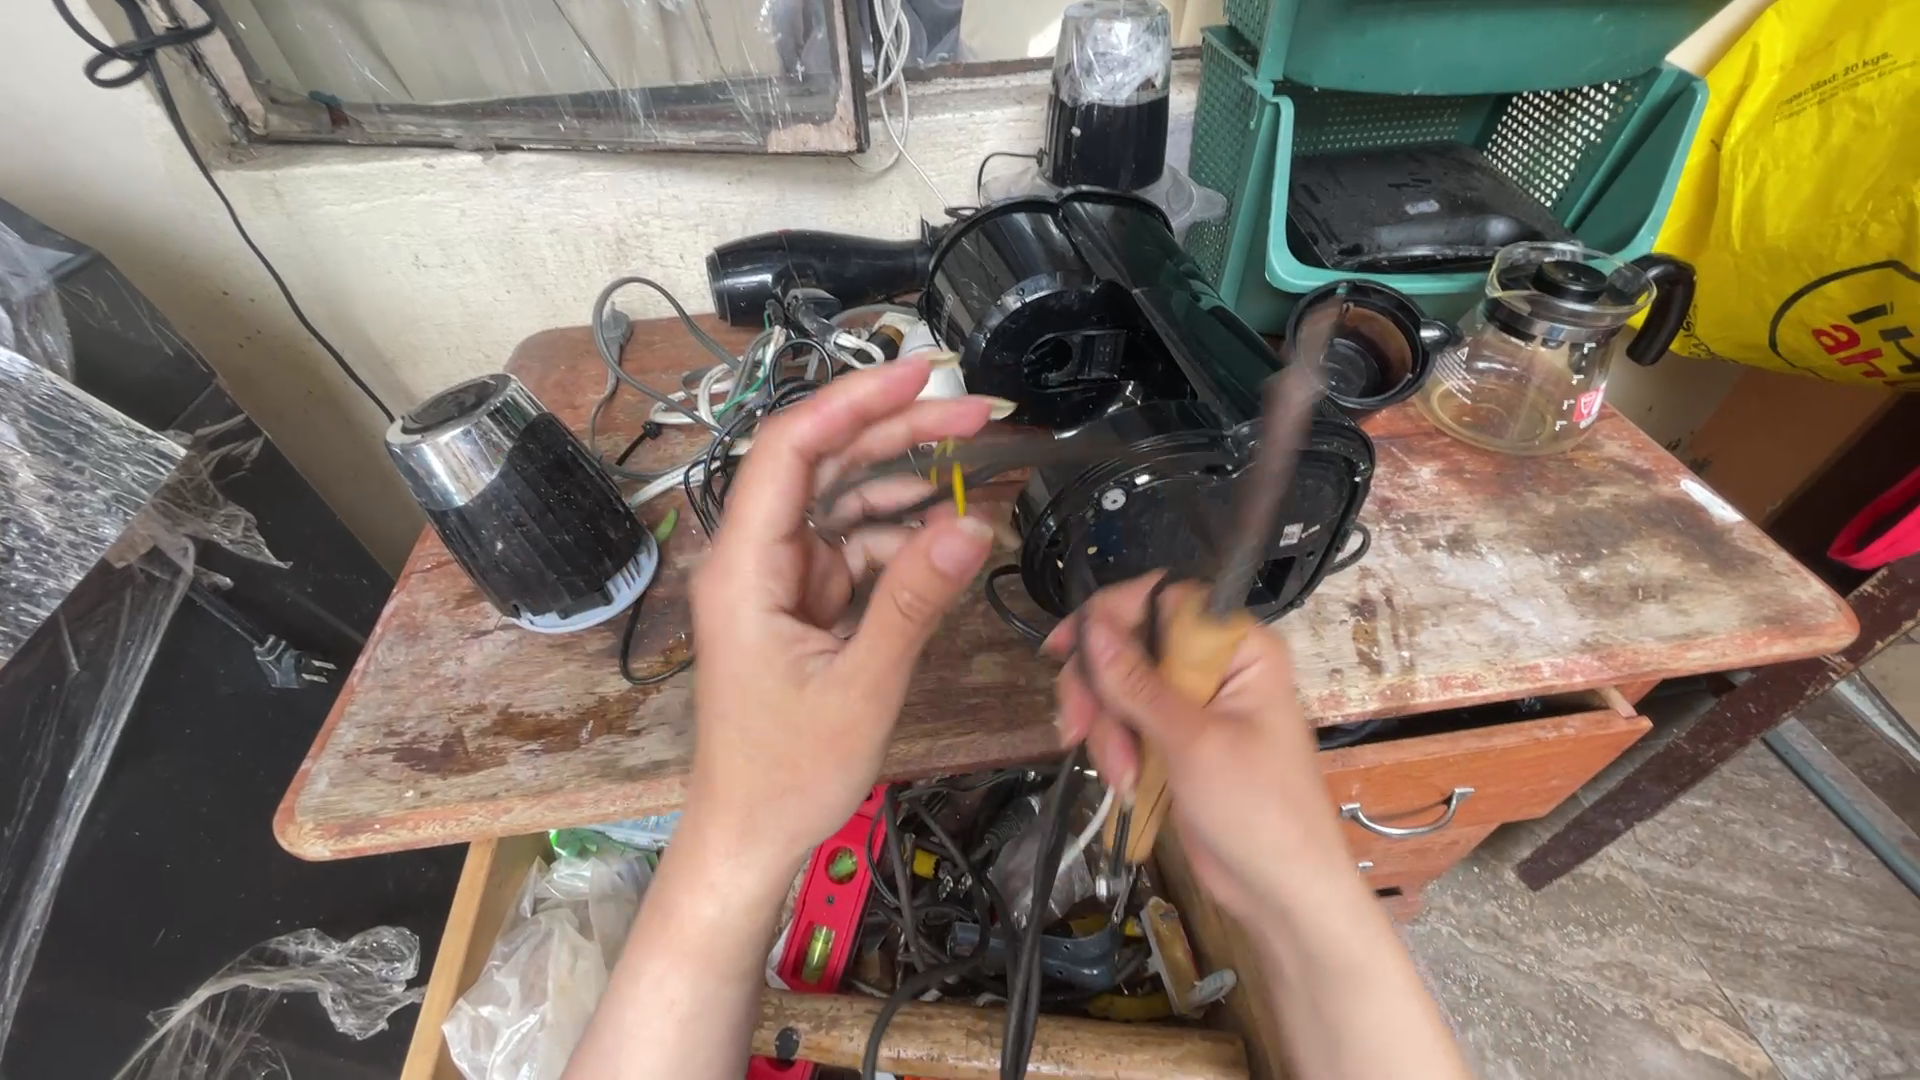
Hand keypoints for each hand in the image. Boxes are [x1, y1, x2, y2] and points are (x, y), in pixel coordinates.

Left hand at [687, 356, 996, 863]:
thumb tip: (975, 522)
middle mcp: (758, 555)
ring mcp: (784, 576)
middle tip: (973, 411)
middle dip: (897, 432)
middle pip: (825, 464)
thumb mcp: (862, 684)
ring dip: (906, 481)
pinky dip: (902, 535)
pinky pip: (857, 547)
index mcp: (746, 565)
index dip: (854, 401)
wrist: (752, 835)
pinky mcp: (807, 599)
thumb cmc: (789, 773)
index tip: (921, 373)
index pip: (793, 450)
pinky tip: (946, 528)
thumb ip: (915, 599)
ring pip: (845, 501)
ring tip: (974, 460)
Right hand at [1047, 576, 1358, 922]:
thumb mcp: (1194, 742)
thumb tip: (1092, 625)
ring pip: (1116, 684)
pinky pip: (1121, 718)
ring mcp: (1189, 700)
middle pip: (1128, 643)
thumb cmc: (1259, 811)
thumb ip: (1138, 684)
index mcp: (1237, 648)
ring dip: (1105, 728)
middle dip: (1099, 689)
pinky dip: (1112, 745)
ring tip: (1121, 774)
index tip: (1067, 646)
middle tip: (1076, 727)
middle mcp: (1211, 664)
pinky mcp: (1170, 734)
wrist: (1281, 893)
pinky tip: (1123, 779)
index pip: (1163, 599)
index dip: (1112, 614)